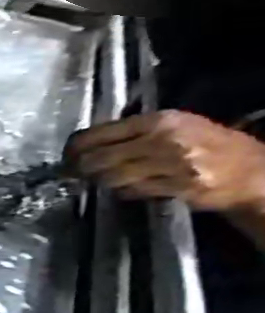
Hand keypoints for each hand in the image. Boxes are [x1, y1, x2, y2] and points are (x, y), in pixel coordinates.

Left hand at [69, 110, 264, 211]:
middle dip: (79, 168)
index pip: (95, 135)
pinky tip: (130, 188)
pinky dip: (122, 192)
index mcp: (161, 120)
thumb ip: (130, 134)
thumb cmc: (208, 146)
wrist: (255, 171)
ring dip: (100, 181)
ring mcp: (174, 163)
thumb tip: (80, 146)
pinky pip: (129, 191)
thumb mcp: (174, 128)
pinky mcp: (178, 185)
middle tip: (74, 173)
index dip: (72, 149)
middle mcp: (166, 139)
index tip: (66, 157)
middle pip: (95, 159)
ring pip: (108, 177)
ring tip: (105, 179)